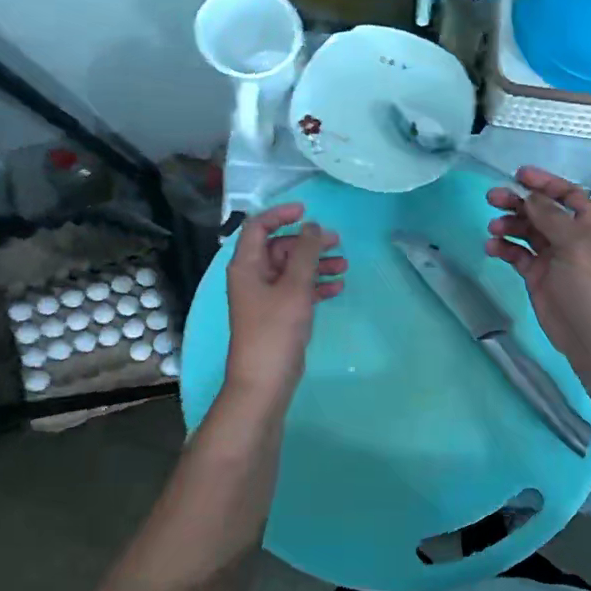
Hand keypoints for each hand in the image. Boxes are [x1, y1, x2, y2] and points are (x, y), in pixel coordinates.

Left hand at [225, 203, 346, 398]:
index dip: (281, 214)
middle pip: (281, 248)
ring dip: (317, 264)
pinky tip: (337, 288)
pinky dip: (316, 286)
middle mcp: (253, 276)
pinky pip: (298, 290)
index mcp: (247, 265)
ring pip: (293, 270)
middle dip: (308, 243)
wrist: (265, 380)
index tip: (308, 211)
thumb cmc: (275, 330)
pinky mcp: (279, 314)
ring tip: (344, 267)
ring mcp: (266, 297)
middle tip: (337, 243)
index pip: (259, 227)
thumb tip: (312, 226)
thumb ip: (305, 253)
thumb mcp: (294, 287)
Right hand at [484, 166, 590, 365]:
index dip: (545, 183)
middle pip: (543, 212)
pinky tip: (491, 248)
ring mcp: (554, 258)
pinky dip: (505, 249)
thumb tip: (531, 196)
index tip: (519, 174)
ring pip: (527, 232)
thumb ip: (551, 217)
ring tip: (493, 227)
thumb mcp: (576, 245)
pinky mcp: (538, 277)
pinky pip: (518, 255)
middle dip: (519, 202)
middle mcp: (572, 238)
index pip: (568, 195)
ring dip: (510, 225)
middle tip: (492, 198)